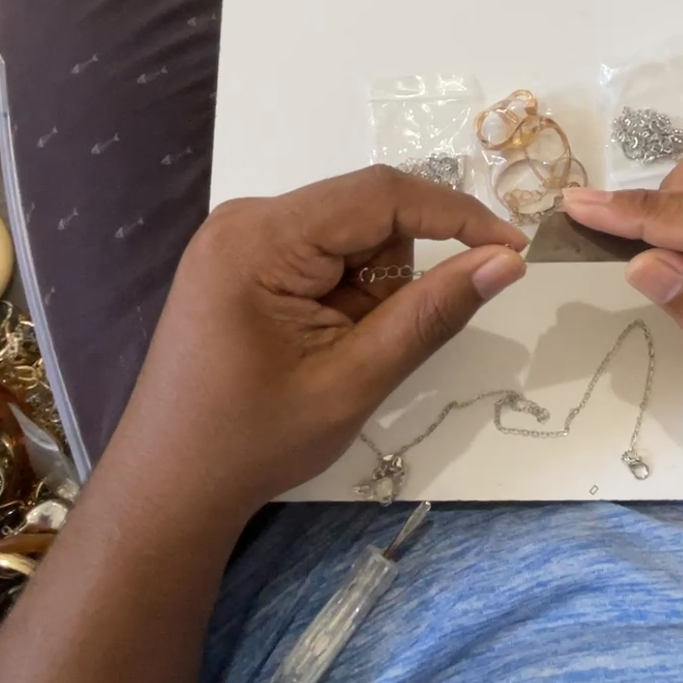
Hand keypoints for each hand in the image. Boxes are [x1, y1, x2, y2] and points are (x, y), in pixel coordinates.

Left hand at [118, 167, 528, 516]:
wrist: (169, 487)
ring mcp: (243, 237)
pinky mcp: (246, 259)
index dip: (456, 214)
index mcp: (262, 237)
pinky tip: (326, 338)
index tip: (513, 247)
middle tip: (385, 338)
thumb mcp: (355, 379)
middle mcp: (248, 218)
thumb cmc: (254, 442)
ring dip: (374, 285)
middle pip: (365, 212)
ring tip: (344, 348)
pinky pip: (326, 253)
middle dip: (399, 269)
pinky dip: (350, 291)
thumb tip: (507, 261)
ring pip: (351, 234)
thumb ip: (432, 313)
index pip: (380, 195)